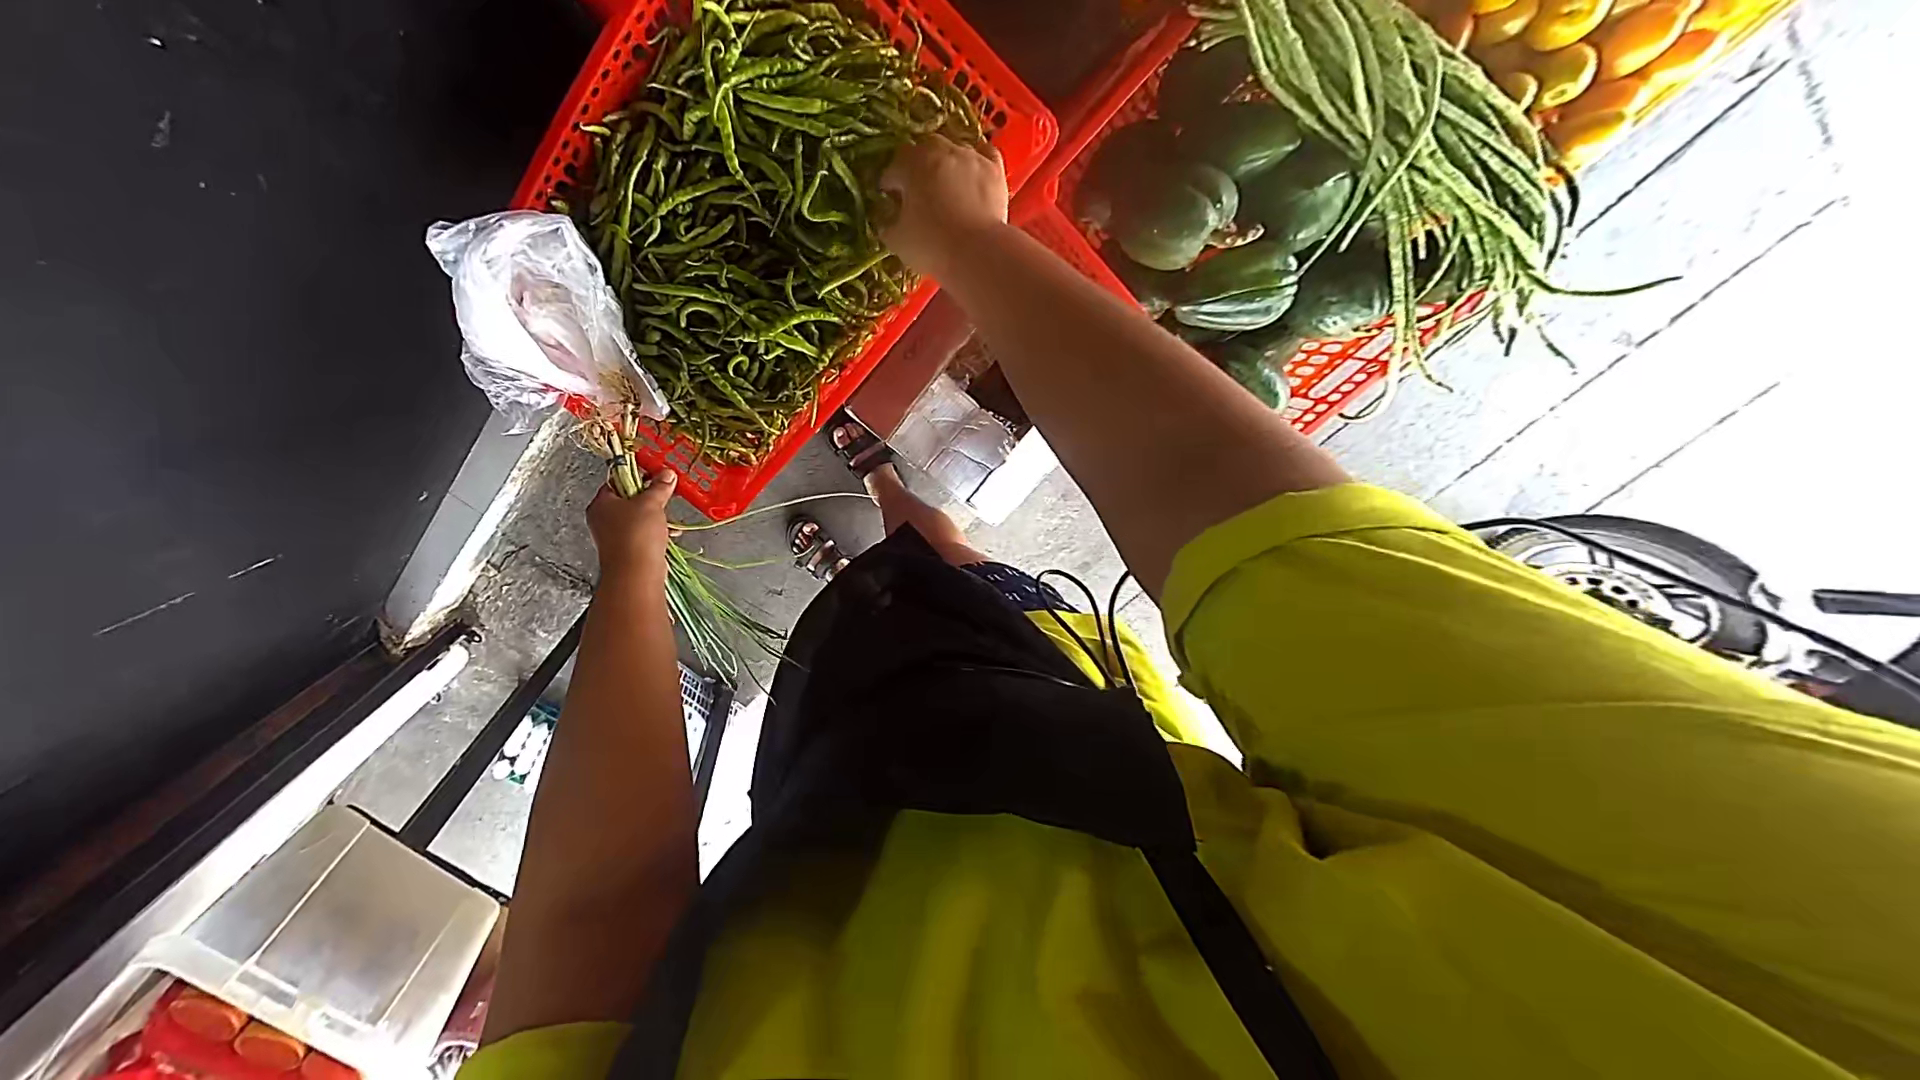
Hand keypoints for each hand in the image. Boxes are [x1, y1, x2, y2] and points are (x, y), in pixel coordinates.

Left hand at [587, 469, 676, 584]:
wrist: (636, 573)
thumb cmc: (637, 535)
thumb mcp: (651, 503)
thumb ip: (659, 486)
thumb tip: (666, 473)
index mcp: (601, 502)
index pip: (616, 479)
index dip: (637, 474)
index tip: (655, 474)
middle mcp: (602, 518)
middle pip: (627, 498)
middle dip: (650, 496)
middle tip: (665, 493)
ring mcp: (613, 535)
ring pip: (636, 516)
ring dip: (655, 514)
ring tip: (669, 514)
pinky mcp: (626, 548)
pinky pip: (642, 533)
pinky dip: (656, 530)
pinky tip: (670, 532)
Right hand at [879, 136, 1008, 279]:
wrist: (978, 253)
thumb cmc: (931, 245)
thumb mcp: (897, 240)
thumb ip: (887, 225)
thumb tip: (886, 221)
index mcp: (909, 163)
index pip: (891, 171)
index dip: (888, 188)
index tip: (890, 203)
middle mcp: (939, 150)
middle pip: (921, 152)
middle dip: (915, 170)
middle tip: (917, 194)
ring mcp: (969, 156)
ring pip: (952, 149)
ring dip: (945, 164)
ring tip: (945, 187)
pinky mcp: (994, 168)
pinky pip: (984, 152)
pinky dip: (977, 159)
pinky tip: (974, 172)